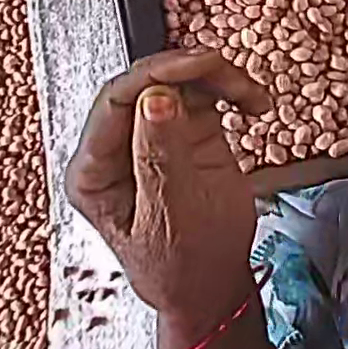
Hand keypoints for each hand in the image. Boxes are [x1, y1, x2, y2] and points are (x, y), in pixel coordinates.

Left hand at [65, 49, 271, 323]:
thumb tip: (155, 99)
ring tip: (248, 93)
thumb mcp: (172, 219)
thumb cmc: (183, 265)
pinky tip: (252, 101)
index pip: (115, 102)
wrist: (212, 282)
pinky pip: (204, 90)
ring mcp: (153, 133)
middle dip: (188, 70)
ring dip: (217, 76)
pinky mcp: (184, 127)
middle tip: (224, 68)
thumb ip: (162, 158)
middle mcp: (119, 145)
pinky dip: (232, 88)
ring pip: (177, 79)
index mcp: (95, 171)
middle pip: (145, 83)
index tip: (196, 66)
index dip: (154, 74)